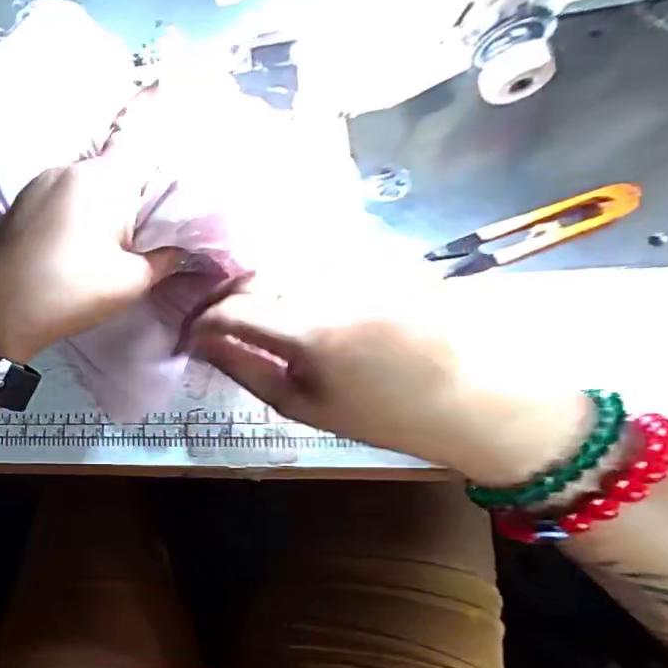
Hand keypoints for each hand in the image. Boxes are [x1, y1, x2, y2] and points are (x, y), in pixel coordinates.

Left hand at [0, 105, 181, 362]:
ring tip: (112, 240)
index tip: (174, 138)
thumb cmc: (71, 292)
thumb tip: (185, 249)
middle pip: (114, 168)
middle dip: (134, 191)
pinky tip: (78, 243)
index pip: (139, 138)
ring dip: (103, 204)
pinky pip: (61, 197)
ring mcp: (39, 184)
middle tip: (150, 224)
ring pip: (85, 184)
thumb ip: (166, 259)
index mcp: (99, 177)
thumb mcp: (131, 282)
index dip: (159, 130)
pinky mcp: (21, 204)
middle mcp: (67, 168)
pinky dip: (77, 212)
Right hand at [192, 276, 592, 485]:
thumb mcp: (307, 407)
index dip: (204, 320)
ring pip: (287, 261)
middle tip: (223, 325)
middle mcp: (333, 286)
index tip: (195, 335)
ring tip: (262, 313)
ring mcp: (361, 263)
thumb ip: (249, 371)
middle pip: (256, 276)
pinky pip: (323, 254)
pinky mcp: (384, 252)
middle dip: (230, 298)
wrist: (473, 395)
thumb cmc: (385, 415)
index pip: (234, 309)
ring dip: (263, 285)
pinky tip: (309, 297)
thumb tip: (203, 344)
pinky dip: (301, 274)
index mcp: (311, 333)